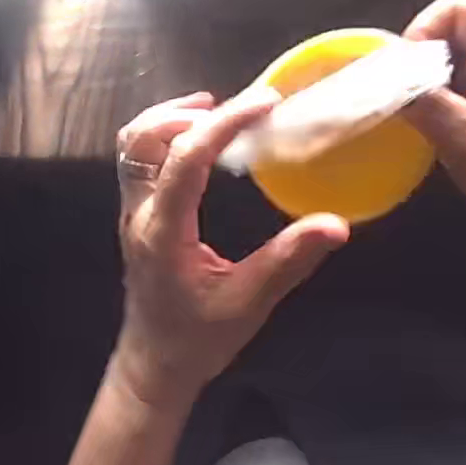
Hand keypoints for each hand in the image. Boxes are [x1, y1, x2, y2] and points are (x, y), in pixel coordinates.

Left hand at [111, 89, 350, 408]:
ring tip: (215, 111)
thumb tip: (335, 223)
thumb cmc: (196, 339)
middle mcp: (138, 211)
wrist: (153, 361)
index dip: (223, 124)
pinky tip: (197, 141)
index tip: (263, 103)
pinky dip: (163, 136)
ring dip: (169, 118)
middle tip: (238, 108)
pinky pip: (137, 158)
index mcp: (163, 229)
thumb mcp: (247, 304)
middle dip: (188, 113)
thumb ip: (287, 261)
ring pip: (132, 144)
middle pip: (142, 139)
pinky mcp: (134, 213)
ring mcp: (130, 210)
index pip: (185, 159)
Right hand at [402, 0, 465, 287]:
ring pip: (446, 59)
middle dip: (416, 60)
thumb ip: (421, 100)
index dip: (422, 30)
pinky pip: (452, 84)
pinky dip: (429, 98)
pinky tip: (424, 125)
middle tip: (402, 99)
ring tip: (412, 115)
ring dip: (421, 82)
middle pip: (450, 30)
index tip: (403, 73)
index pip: (459, 8)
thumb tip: (376, 76)